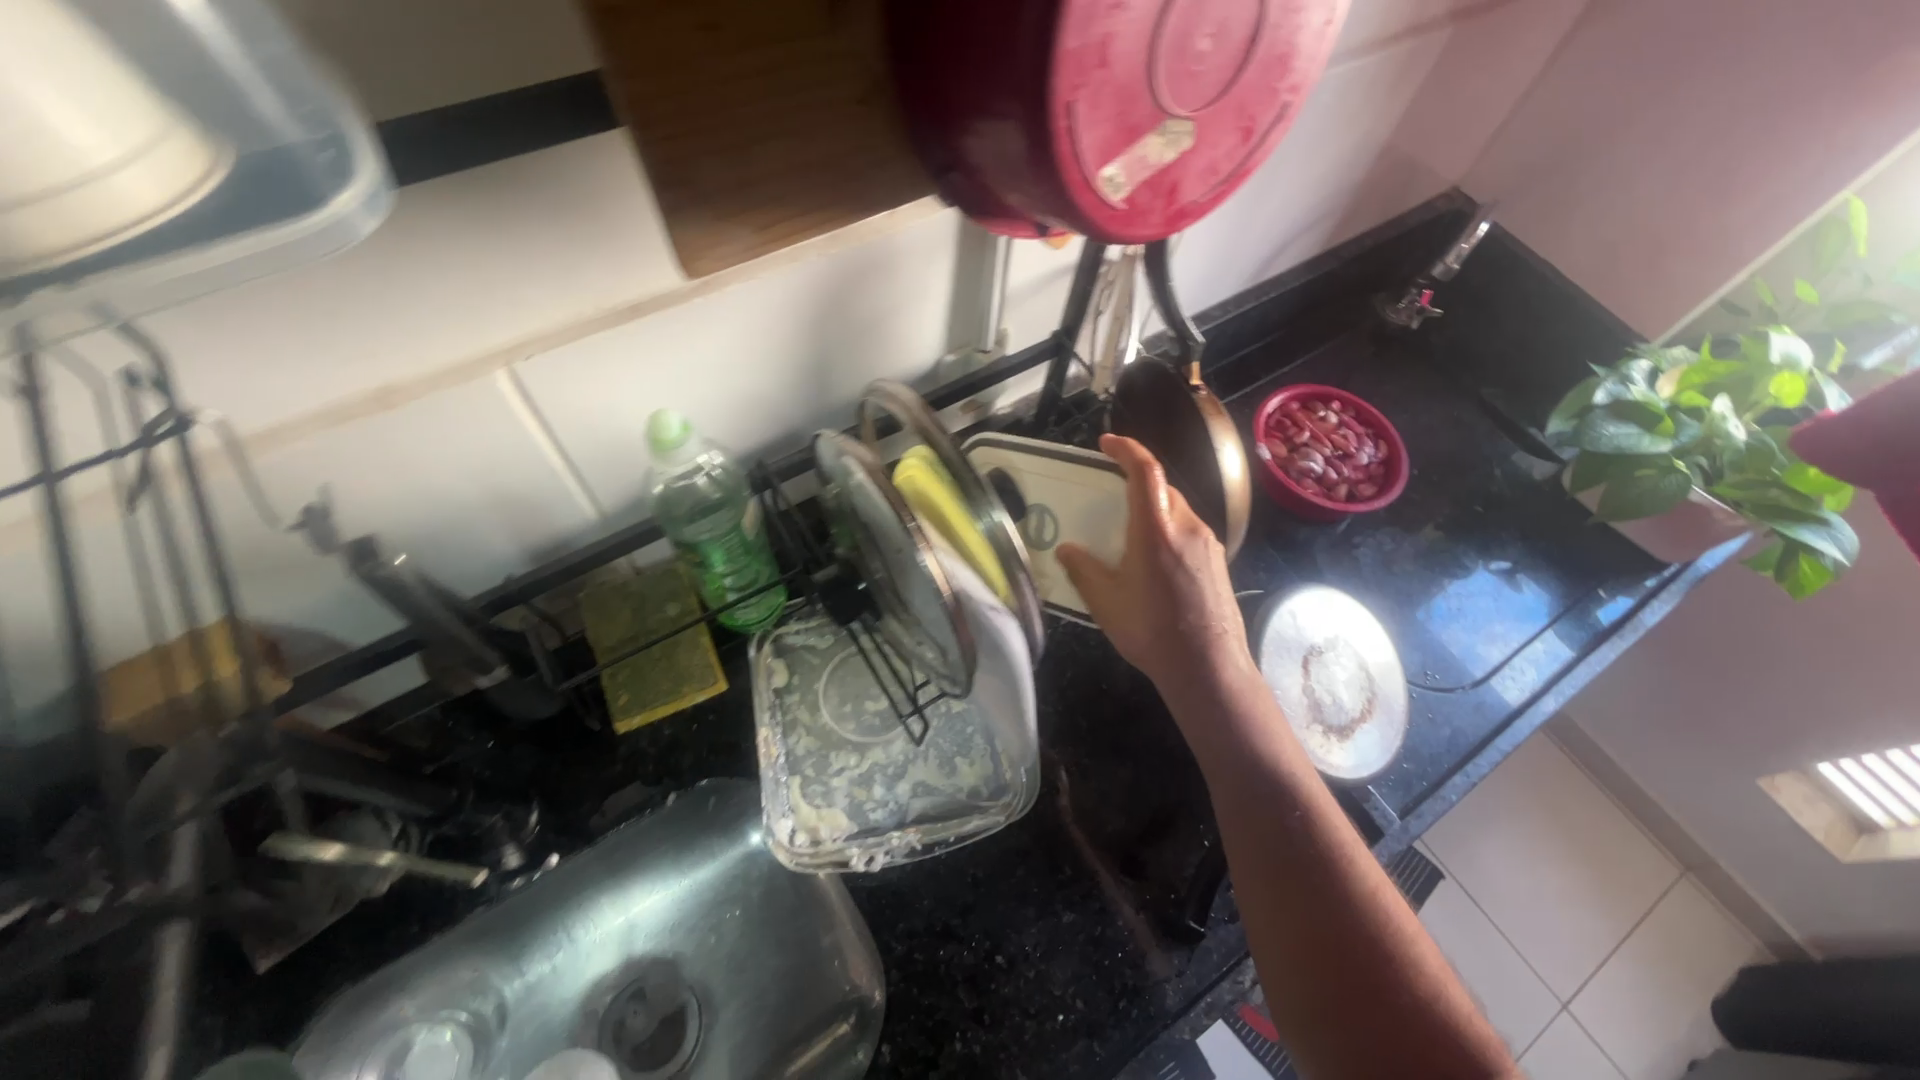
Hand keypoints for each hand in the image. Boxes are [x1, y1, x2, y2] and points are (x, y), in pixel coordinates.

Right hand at [1056, 435, 1254, 695]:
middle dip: (1136, 484)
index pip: (1145, 470)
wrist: (1207, 666)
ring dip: (1154, 511)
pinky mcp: (1218, 562)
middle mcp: (1187, 526)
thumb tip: (1067, 550)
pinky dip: (1169, 532)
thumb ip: (1083, 569)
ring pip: (1178, 510)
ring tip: (1130, 537)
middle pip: (1162, 489)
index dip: (1126, 449)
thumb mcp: (1105, 601)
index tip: (1106, 444)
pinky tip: (1156, 563)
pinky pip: (1189, 532)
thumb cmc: (1151, 631)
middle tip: (1111, 499)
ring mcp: (1208, 543)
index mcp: (1155, 529)